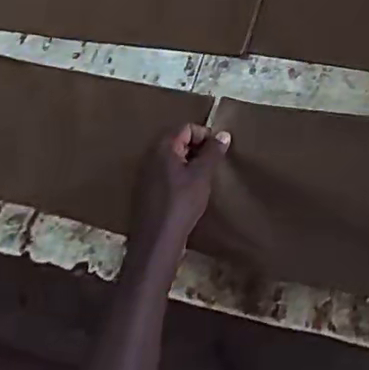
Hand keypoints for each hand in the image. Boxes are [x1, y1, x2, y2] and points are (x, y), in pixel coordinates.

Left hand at [132, 123, 229, 254]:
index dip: (205, 135)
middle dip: (197, 148)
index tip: (217, 150)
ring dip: (189, 162)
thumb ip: (213, 152)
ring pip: (172, 158)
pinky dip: (179, 175)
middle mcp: (150, 157)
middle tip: (212, 163)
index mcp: (162, 149)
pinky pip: (165, 173)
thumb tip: (223, 134)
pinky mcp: (145, 192)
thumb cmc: (181, 203)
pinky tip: (190, 190)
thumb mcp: (202, 175)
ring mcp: (145, 175)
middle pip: (178, 141)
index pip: (186, 128)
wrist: (157, 242)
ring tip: (204, 177)